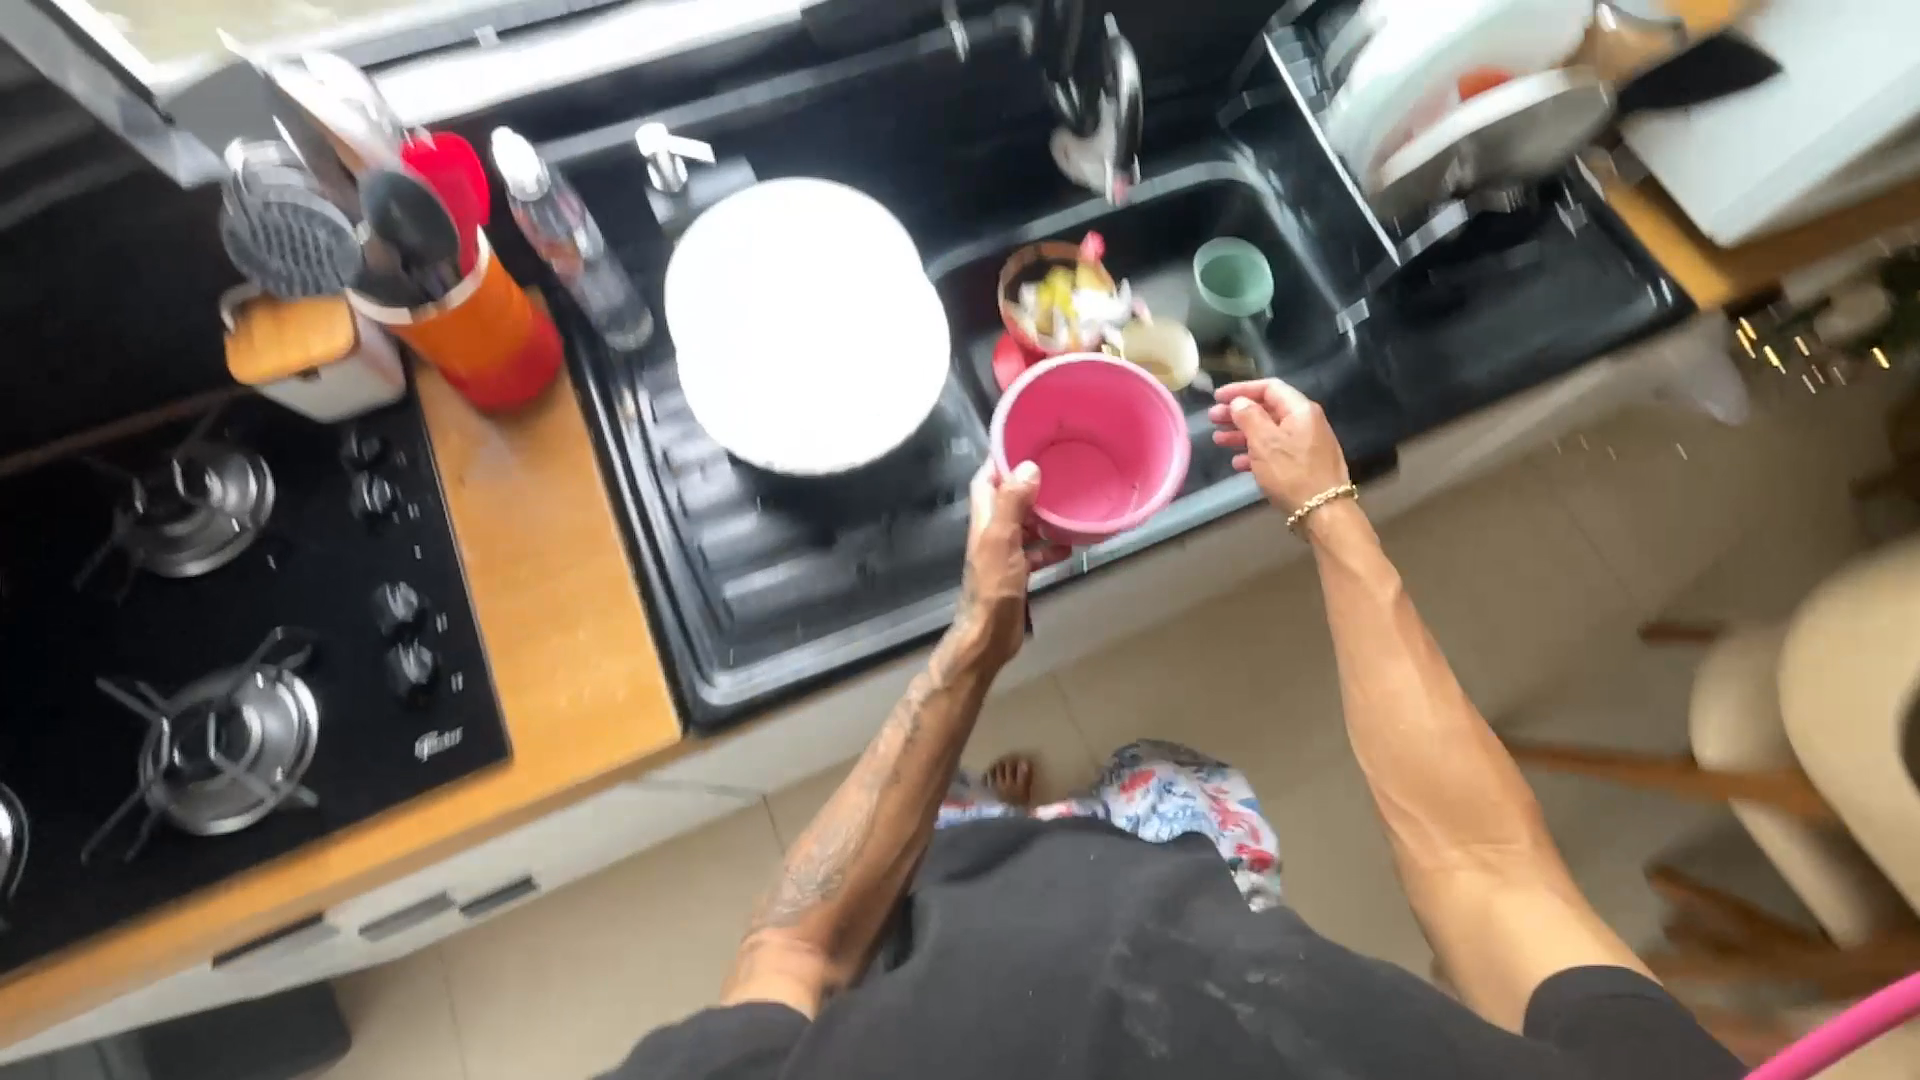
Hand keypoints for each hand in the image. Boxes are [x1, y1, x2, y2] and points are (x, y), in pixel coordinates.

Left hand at [952, 462, 1067, 669]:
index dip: (1000, 461)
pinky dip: (1049, 547)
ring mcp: (1003, 554)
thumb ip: (1013, 503)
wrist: (989, 635)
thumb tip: (1027, 466)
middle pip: (1008, 500)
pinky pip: (1034, 552)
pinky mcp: (1016, 573)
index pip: (986, 479)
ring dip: (1043, 517)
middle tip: (1058, 471)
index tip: (1026, 443)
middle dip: (1029, 486)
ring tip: (1069, 506)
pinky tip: (1069, 546)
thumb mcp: (1002, 540)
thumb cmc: (993, 587)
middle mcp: (991, 532)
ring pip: (1024, 525)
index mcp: (984, 520)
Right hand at [1207, 379, 1350, 512]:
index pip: (1269, 388)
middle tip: (1213, 419)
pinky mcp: (1303, 464)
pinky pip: (1275, 451)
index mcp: (1300, 410)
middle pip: (1267, 409)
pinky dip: (1255, 453)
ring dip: (1242, 434)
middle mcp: (1306, 422)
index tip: (1217, 397)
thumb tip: (1239, 402)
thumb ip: (1249, 417)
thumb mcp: (1265, 442)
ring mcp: (1306, 444)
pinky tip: (1238, 463)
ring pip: (1269, 431)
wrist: (1322, 512)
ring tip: (1218, 440)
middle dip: (1238, 413)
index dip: (1241, 389)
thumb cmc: (1292, 474)